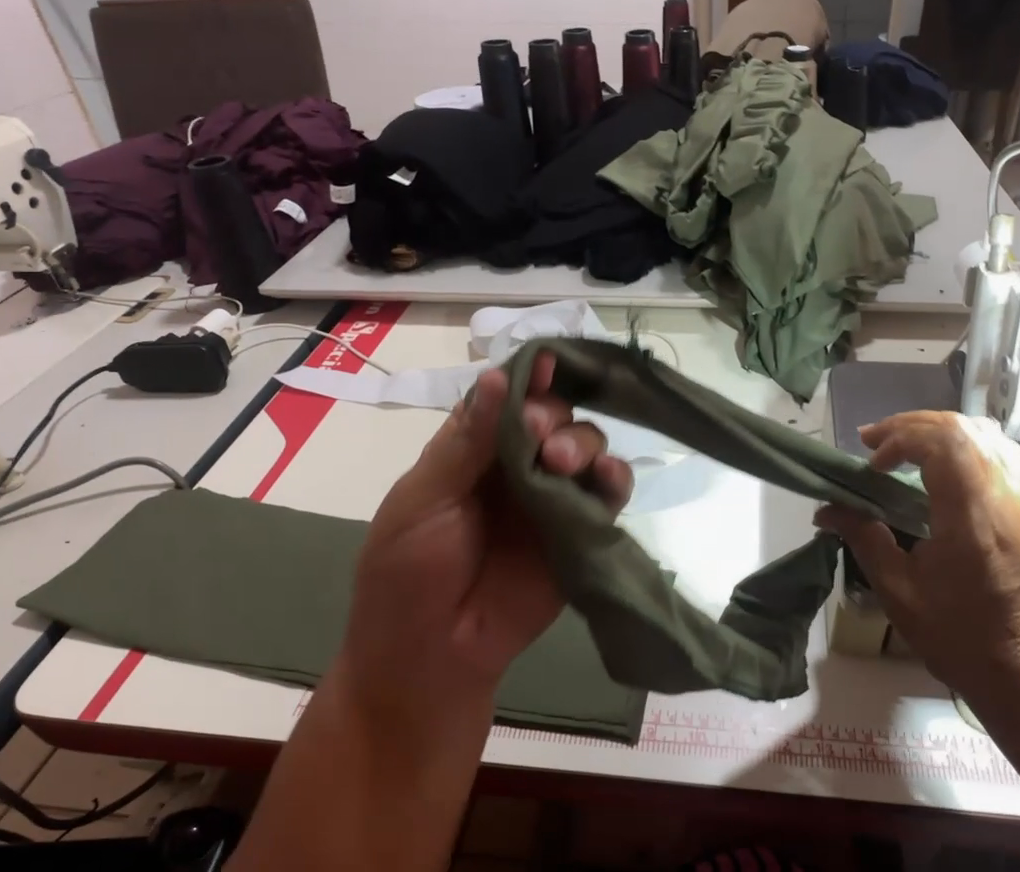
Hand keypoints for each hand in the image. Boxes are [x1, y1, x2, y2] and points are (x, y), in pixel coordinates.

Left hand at [341, 355, 632, 707]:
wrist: (428, 659)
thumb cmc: (405, 574)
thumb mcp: (422, 500)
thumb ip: (465, 443)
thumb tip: (498, 375)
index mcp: (472, 451)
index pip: (506, 399)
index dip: (527, 376)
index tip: (545, 361)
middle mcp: (516, 467)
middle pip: (553, 416)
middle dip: (554, 415)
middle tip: (541, 437)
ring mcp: (551, 500)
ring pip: (584, 448)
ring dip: (583, 443)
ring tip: (563, 462)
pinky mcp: (579, 535)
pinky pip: (606, 497)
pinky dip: (614, 479)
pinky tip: (607, 477)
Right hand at [817, 412, 1019, 709]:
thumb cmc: (957, 636)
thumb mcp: (898, 591)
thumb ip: (863, 538)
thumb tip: (826, 509)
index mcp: (972, 519)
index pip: (944, 443)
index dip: (901, 438)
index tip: (872, 463)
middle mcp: (1003, 498)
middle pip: (962, 429)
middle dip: (912, 426)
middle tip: (874, 444)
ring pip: (984, 433)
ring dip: (938, 429)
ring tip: (903, 446)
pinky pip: (998, 451)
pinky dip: (963, 442)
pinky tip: (940, 461)